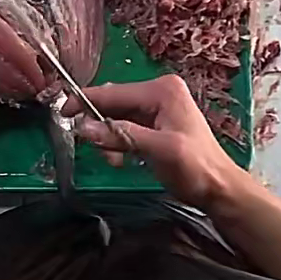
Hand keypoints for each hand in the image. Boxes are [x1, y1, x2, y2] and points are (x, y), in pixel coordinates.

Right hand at [61, 75, 248, 211]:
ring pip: (116, 117)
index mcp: (162, 90)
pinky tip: (122, 160)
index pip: (114, 93)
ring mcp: (158, 107)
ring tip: (115, 160)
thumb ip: (121, 136)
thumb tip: (83, 128)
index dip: (85, 101)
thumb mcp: (158, 150)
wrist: (219, 189)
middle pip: (114, 103)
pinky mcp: (156, 124)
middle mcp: (159, 92)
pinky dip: (118, 143)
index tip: (61, 112)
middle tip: (91, 148)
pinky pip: (125, 127)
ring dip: (108, 138)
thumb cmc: (195, 168)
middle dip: (99, 126)